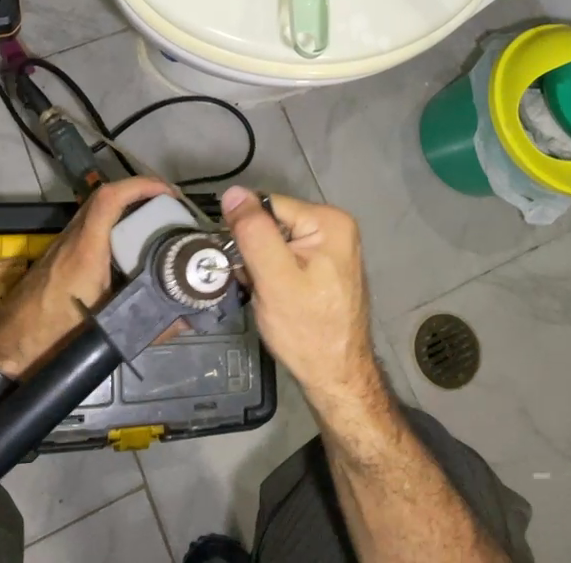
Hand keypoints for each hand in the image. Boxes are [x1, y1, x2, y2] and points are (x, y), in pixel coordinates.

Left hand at [0, 177, 167, 377]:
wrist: (8, 347)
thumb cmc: (53, 336)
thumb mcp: (106, 330)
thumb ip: (147, 325)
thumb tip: (186, 319)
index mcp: (85, 251)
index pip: (109, 200)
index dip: (140, 186)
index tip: (168, 192)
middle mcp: (73, 239)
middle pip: (106, 199)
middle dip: (140, 194)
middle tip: (171, 207)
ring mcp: (64, 246)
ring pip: (98, 212)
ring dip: (127, 208)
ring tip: (157, 222)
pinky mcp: (60, 257)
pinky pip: (92, 228)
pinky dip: (115, 226)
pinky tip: (130, 247)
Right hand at [221, 185, 383, 409]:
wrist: (337, 378)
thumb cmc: (306, 330)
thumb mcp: (274, 278)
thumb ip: (253, 232)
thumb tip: (233, 192)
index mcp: (329, 220)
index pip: (267, 205)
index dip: (247, 232)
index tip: (242, 264)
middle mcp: (335, 226)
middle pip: (272, 222)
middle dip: (254, 251)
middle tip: (255, 284)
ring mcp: (332, 248)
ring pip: (274, 242)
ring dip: (260, 265)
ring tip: (265, 293)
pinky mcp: (325, 268)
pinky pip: (286, 257)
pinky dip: (272, 274)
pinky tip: (276, 297)